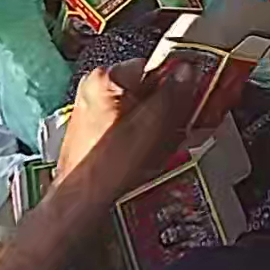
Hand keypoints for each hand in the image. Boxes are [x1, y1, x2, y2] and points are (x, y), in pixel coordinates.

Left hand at [57, 59, 200, 191]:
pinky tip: (149, 154)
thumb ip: (171, 94)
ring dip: (156, 123)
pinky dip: (142, 134)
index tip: (190, 95)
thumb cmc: (106, 166)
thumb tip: (187, 71)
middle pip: (144, 88)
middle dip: (165, 108)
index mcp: (104, 79)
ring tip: (164, 144)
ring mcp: (92, 110)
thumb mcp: (151, 126)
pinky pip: (127, 123)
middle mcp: (94, 90)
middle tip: (179, 125)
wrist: (79, 203)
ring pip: (138, 108)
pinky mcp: (94, 130)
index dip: (174, 83)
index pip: (151, 66)